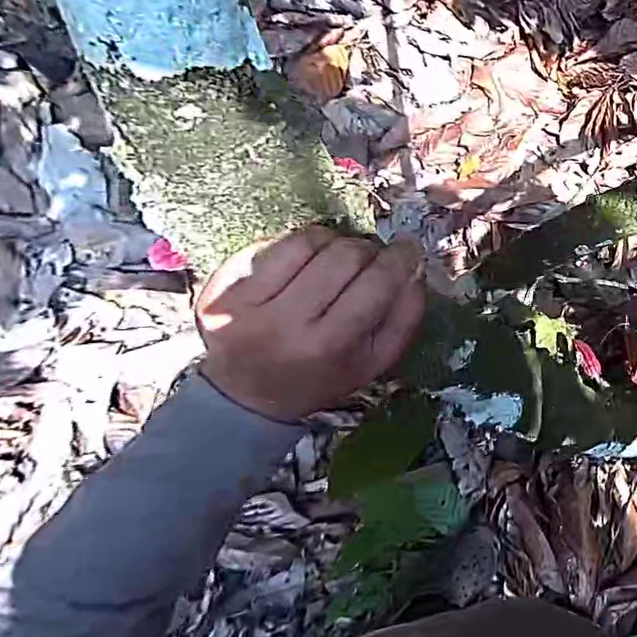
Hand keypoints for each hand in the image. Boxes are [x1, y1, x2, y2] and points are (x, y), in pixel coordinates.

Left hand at [195, 226, 426, 421]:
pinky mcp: (222, 285)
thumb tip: (415, 268)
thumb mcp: (374, 362)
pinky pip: (275, 242)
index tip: (409, 249)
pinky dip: (300, 245)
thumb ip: (404, 317)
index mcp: (326, 346)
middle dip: (367, 251)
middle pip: (344, 255)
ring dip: (334, 242)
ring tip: (335, 262)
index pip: (375, 284)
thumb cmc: (320, 378)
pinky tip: (304, 264)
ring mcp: (245, 302)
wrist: (244, 395)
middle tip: (370, 261)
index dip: (400, 259)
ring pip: (309, 240)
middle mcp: (282, 322)